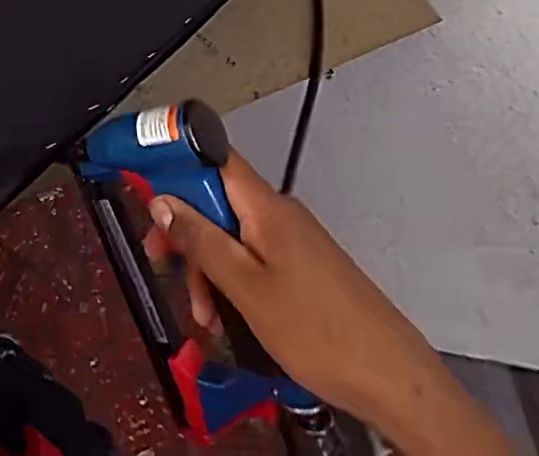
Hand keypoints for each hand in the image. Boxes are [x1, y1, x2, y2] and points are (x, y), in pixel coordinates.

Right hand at [143, 155, 509, 455]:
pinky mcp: (299, 265)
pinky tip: (225, 313)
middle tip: (162, 261)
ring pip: (229, 233)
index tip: (143, 171)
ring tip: (204, 311)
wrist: (395, 383)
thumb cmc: (322, 334)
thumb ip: (200, 240)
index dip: (174, 156)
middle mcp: (277, 214)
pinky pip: (250, 255)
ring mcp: (291, 240)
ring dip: (205, 265)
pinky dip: (229, 278)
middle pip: (213, 199)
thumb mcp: (244, 288)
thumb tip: (162, 202)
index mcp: (265, 207)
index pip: (211, 156)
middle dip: (183, 229)